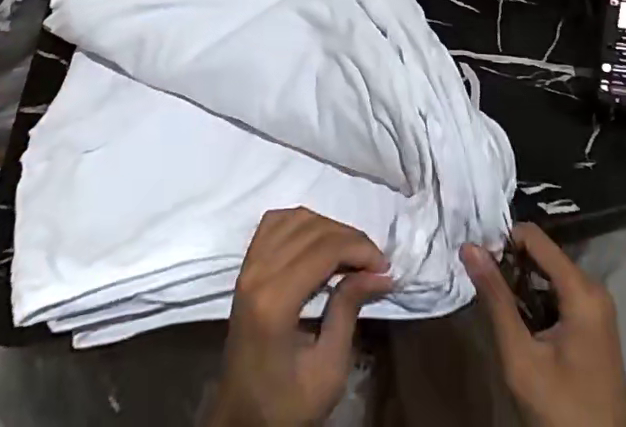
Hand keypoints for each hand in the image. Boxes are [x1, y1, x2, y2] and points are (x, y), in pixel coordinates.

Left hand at [206, 207, 393, 426]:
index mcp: (274, 302)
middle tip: (374, 263)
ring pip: (294, 218)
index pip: (324, 248)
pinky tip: (319, 241)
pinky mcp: (244, 269)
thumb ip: (349, 310)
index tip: (385, 267)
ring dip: (328, 227)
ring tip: (350, 253)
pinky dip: (301, 223)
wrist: (240, 419)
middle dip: (351, 238)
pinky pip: (274, 223)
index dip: (360, 248)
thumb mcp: (328, 368)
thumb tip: (380, 273)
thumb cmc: (286, 403)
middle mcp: (256, 275)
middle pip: (312, 229)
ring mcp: (246, 268)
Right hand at [461, 225, 625, 426]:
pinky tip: (515, 320)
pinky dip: (534, 299)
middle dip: (509, 262)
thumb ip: (495, 299)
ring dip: (519, 282)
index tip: (474, 255)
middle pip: (543, 254)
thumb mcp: (520, 356)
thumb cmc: (561, 407)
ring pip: (549, 275)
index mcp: (582, 290)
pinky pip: (558, 294)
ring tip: (492, 301)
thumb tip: (470, 248)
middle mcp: (593, 288)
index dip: (502, 239)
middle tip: (479, 281)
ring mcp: (596, 307)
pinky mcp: (593, 324)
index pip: (535, 237)